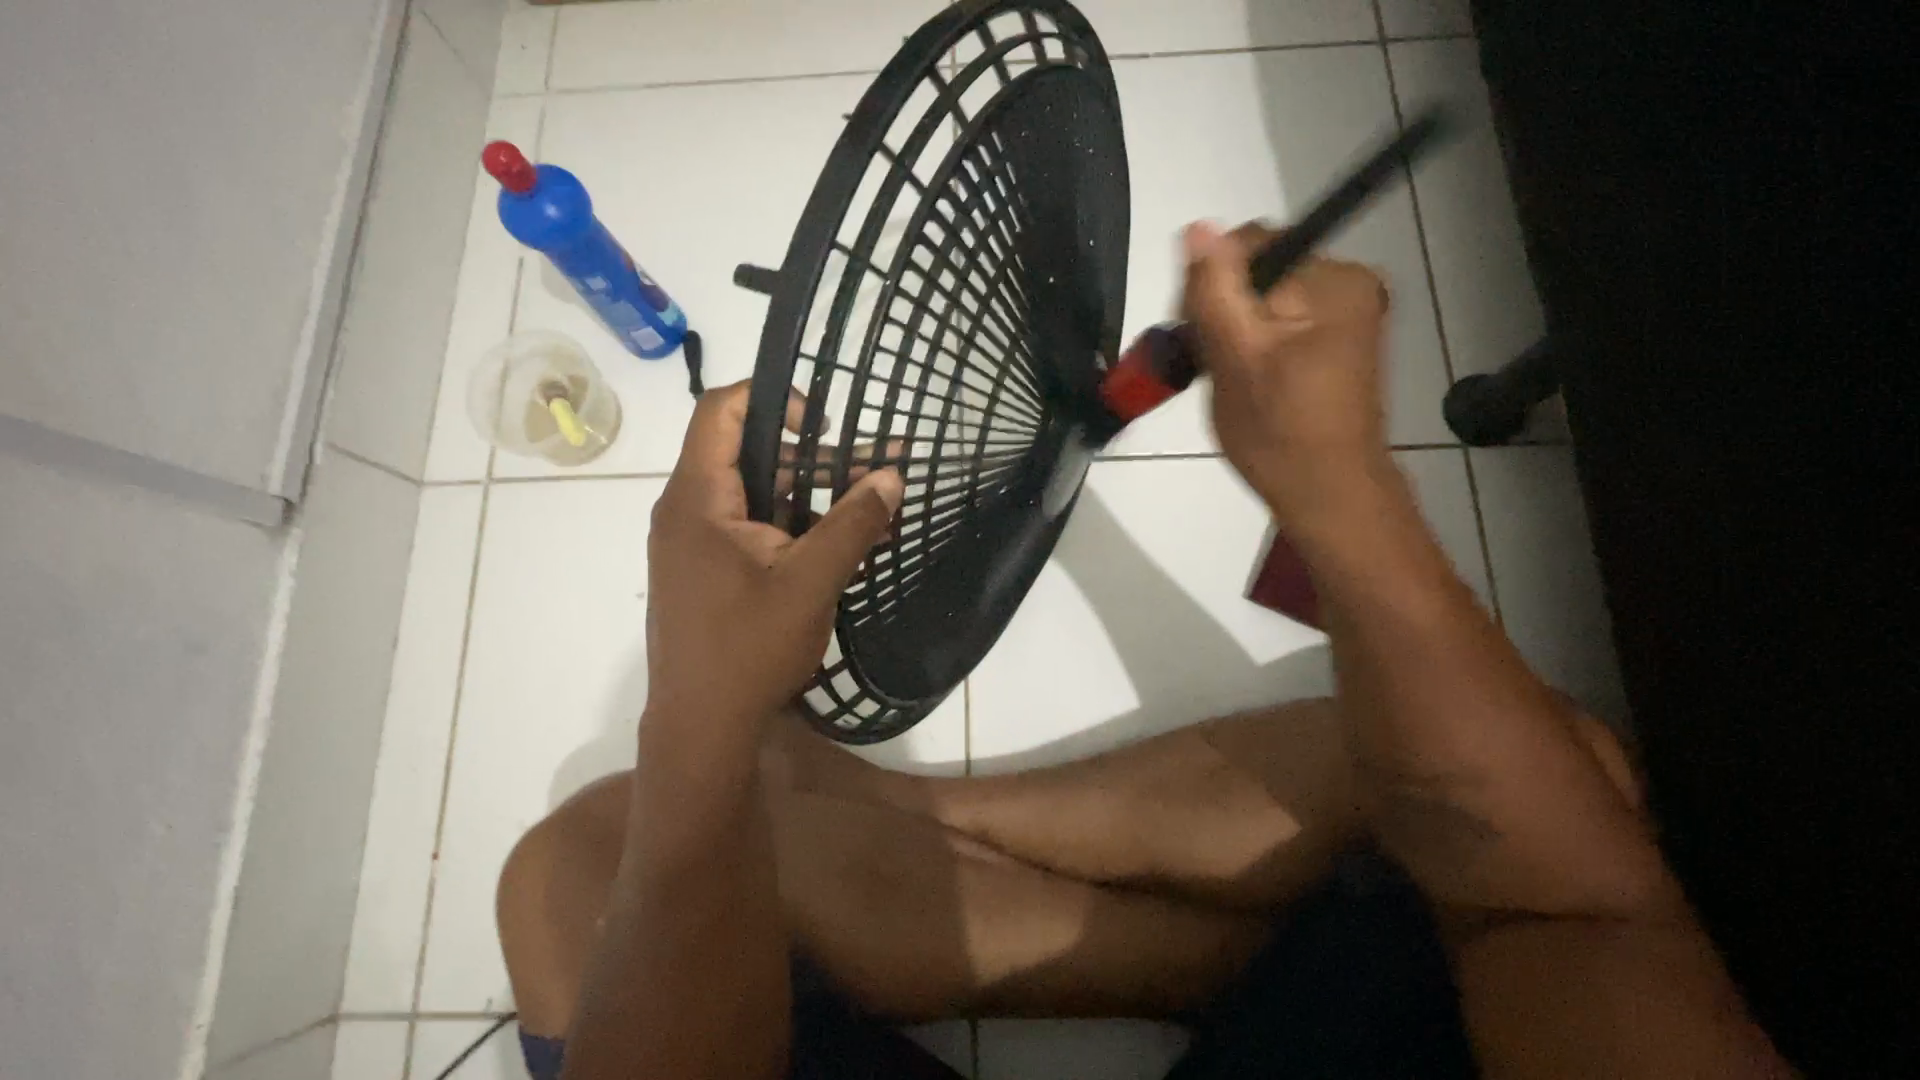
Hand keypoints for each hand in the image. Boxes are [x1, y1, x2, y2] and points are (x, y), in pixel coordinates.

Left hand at [644, 381, 903, 733]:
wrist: (700, 728)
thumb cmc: (748, 649)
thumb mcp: (810, 583)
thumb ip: (852, 524)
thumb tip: (891, 475)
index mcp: (697, 498)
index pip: (721, 410)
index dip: (773, 398)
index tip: (824, 426)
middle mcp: (685, 511)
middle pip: (745, 454)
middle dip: (811, 458)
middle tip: (867, 473)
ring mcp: (691, 544)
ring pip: (752, 496)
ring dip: (807, 497)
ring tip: (866, 512)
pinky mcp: (703, 572)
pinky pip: (748, 529)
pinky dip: (790, 527)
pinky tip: (835, 548)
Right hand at [1180, 221, 1394, 525]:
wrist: (1327, 494)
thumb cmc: (1278, 434)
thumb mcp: (1235, 359)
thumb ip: (1215, 290)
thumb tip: (1198, 227)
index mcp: (1332, 280)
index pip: (1248, 245)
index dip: (1210, 285)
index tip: (1198, 336)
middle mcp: (1349, 284)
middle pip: (1257, 268)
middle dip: (1223, 310)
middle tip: (1213, 364)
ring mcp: (1347, 312)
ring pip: (1263, 297)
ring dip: (1235, 330)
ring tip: (1231, 377)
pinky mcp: (1339, 338)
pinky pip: (1280, 320)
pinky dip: (1255, 344)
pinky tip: (1251, 379)